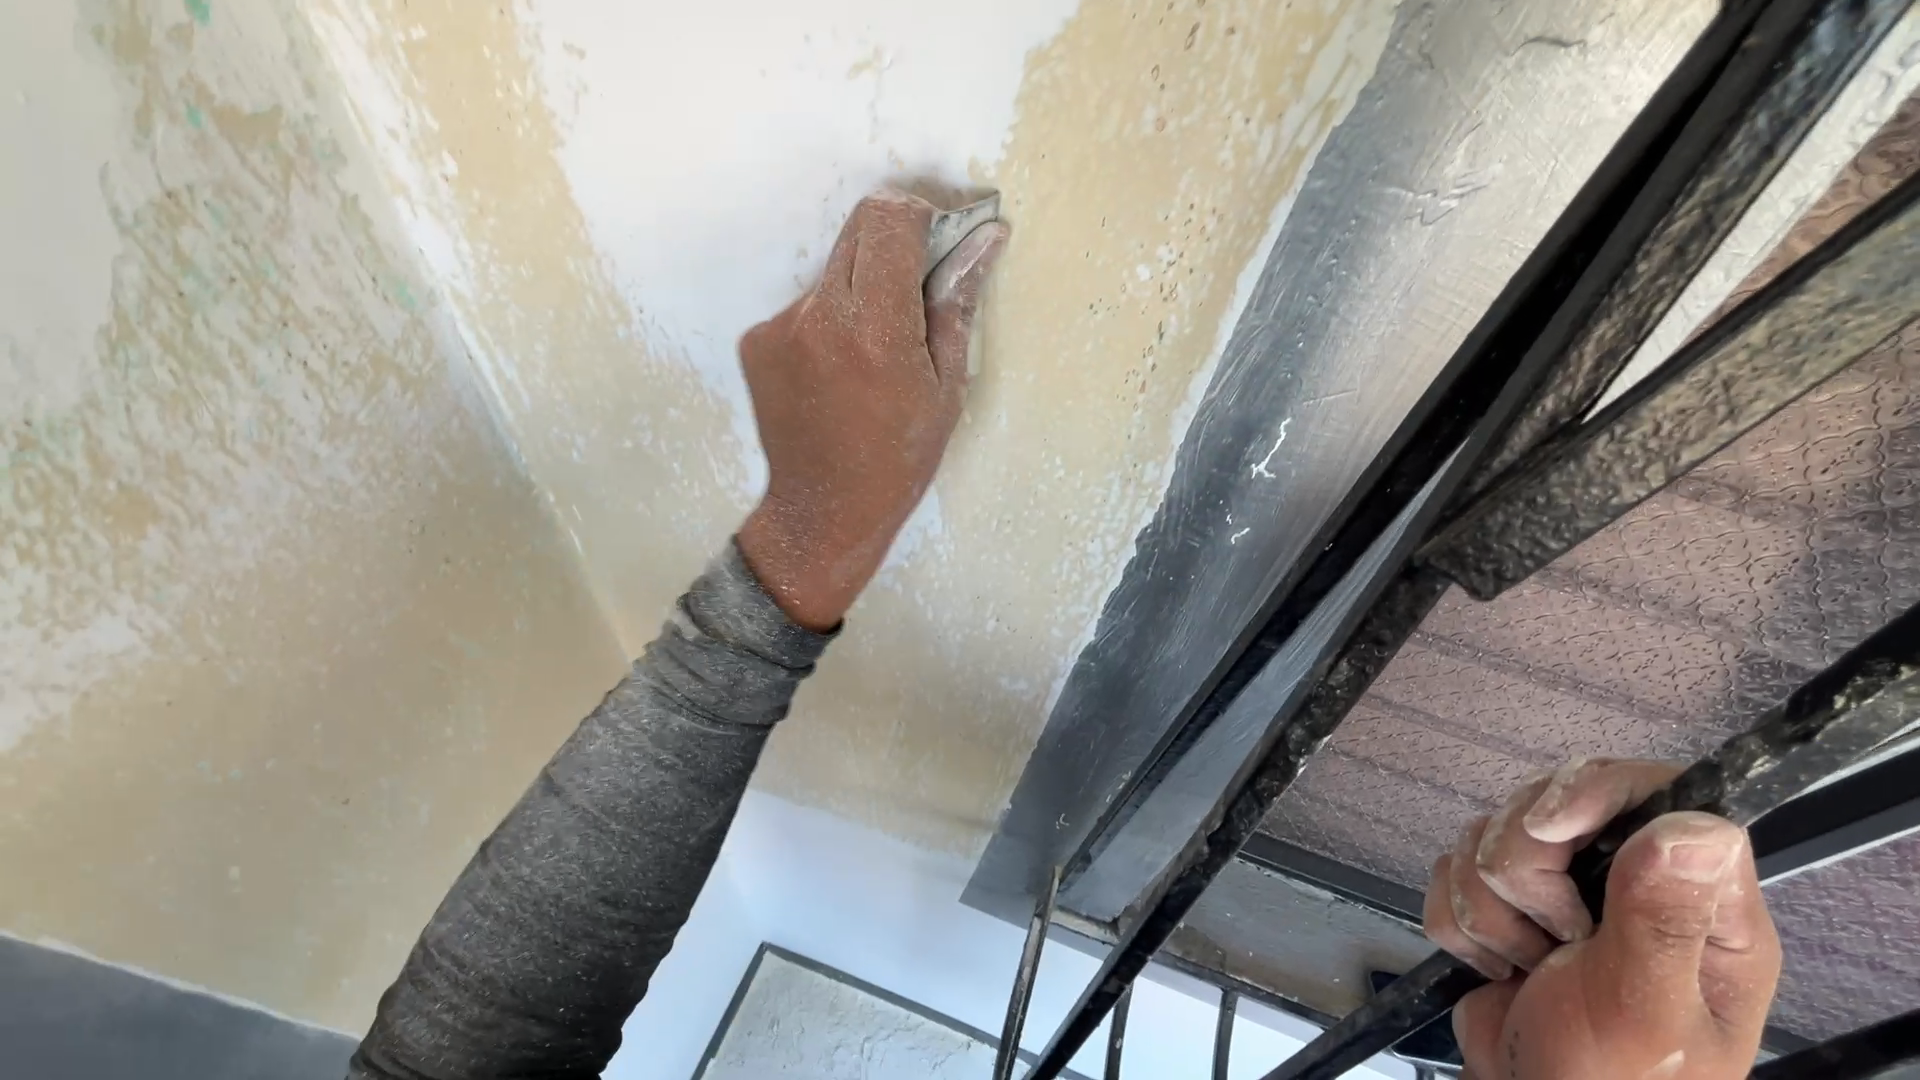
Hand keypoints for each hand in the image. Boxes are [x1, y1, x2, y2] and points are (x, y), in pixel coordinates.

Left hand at [735, 191, 1009, 629]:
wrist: (825, 511)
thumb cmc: (900, 459)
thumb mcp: (947, 387)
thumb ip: (957, 303)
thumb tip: (987, 238)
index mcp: (876, 330)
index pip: (889, 219)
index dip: (920, 216)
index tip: (938, 240)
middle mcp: (819, 317)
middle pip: (857, 229)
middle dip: (893, 243)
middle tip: (914, 290)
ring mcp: (779, 327)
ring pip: (833, 269)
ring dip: (862, 288)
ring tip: (872, 352)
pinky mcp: (756, 341)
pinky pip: (806, 305)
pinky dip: (831, 320)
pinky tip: (839, 371)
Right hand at [1424, 759, 1780, 1079]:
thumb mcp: (1646, 1012)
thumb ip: (1661, 919)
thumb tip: (1693, 826)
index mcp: (1696, 900)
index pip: (1652, 791)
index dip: (1589, 791)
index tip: (1545, 832)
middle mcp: (1627, 878)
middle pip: (1543, 804)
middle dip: (1522, 873)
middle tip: (1554, 937)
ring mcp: (1558, 886)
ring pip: (1484, 836)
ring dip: (1488, 908)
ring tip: (1526, 965)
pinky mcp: (1498, 899)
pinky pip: (1447, 867)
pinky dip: (1458, 921)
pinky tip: (1494, 964)